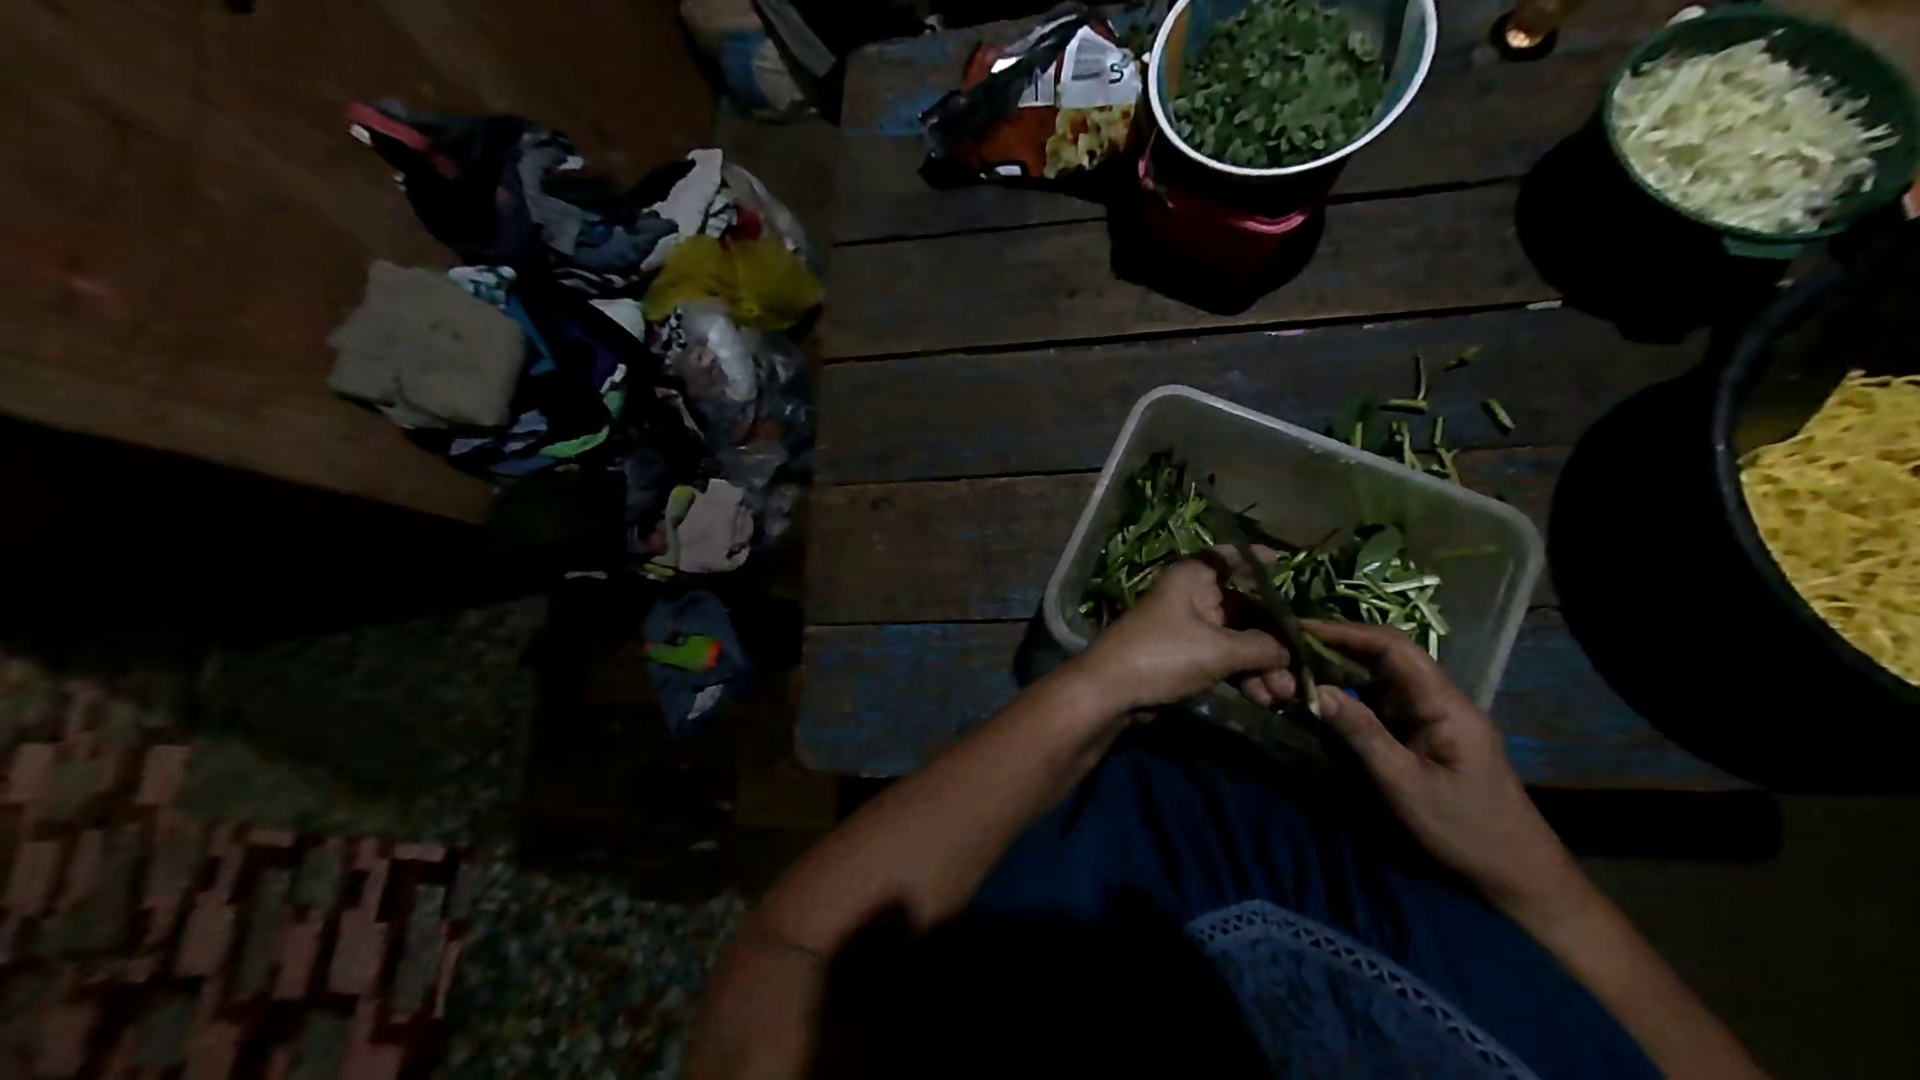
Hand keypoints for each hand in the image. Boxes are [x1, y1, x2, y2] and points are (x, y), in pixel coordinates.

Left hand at [1070, 559, 1289, 712]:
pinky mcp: (1185, 657)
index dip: (1259, 560)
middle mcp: (1192, 596)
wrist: (1110, 692)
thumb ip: (1261, 647)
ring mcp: (1189, 629)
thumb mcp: (1219, 650)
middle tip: (1300, 666)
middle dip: (1274, 638)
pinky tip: (1264, 698)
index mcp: (1194, 578)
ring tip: (1284, 694)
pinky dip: (1243, 675)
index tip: (1288, 566)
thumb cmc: (1162, 656)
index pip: (1230, 558)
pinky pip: (1224, 660)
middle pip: (1244, 607)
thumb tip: (1288, 652)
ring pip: (1238, 639)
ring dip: (1263, 665)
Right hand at [1302, 620, 1578, 911]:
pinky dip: (1344, 697)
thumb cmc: (1464, 829)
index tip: (1299, 630)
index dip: (1345, 632)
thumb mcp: (1405, 785)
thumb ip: (1361, 734)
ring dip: (1334, 672)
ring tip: (1290, 671)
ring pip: (1375, 679)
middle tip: (1284, 650)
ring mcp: (1427, 716)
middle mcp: (1435, 700)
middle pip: (1381, 657)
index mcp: (1443, 704)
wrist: (1517, 873)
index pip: (1393, 648)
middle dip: (1332, 649)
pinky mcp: (1418, 733)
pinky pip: (1376, 703)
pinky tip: (1316, 701)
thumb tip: (1315, 690)